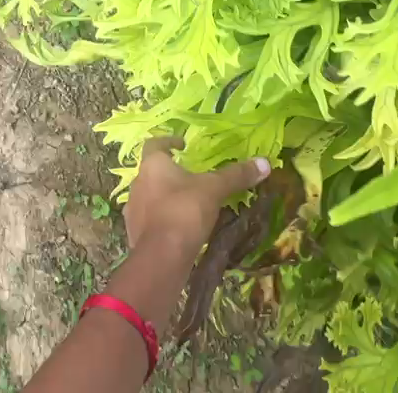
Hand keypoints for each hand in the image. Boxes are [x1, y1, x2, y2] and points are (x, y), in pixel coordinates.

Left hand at [123, 137, 270, 256]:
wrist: (162, 256)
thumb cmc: (185, 210)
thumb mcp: (214, 189)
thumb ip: (236, 176)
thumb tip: (264, 162)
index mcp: (153, 165)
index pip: (154, 144)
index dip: (168, 141)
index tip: (182, 145)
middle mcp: (138, 183)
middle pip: (151, 171)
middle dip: (169, 173)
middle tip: (189, 177)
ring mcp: (133, 210)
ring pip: (149, 197)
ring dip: (164, 198)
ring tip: (186, 204)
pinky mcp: (134, 234)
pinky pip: (148, 220)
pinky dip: (160, 221)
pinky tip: (177, 229)